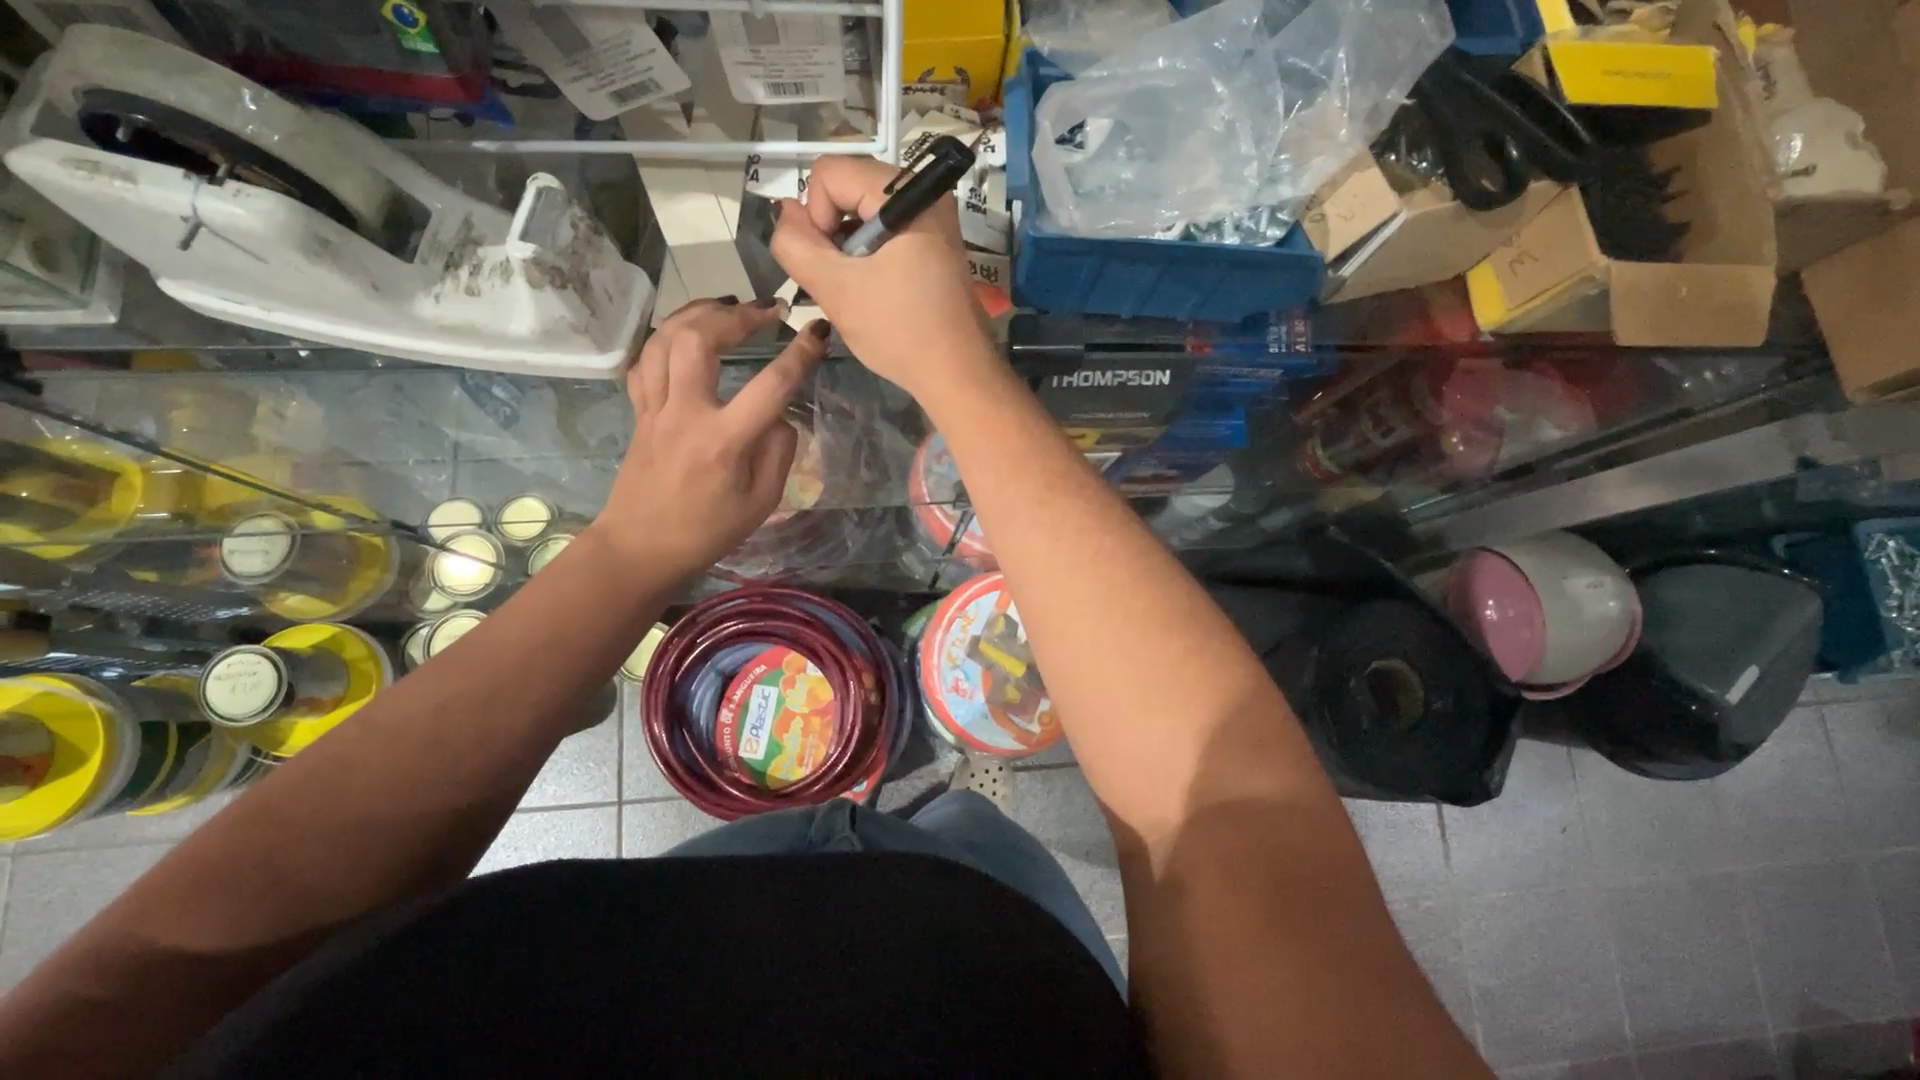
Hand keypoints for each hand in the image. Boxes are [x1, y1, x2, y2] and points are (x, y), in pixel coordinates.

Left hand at [591, 298, 829, 576]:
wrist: (640, 548)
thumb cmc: (707, 532)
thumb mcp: (761, 504)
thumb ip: (778, 452)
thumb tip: (779, 415)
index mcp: (723, 441)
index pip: (771, 386)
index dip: (799, 354)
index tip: (817, 330)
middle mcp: (685, 414)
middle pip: (699, 339)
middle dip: (736, 315)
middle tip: (767, 311)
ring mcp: (655, 409)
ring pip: (665, 339)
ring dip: (697, 313)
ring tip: (727, 307)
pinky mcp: (639, 411)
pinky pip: (646, 360)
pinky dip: (666, 338)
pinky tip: (686, 335)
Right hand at [770, 156, 995, 398]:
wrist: (958, 374)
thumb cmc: (900, 331)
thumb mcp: (836, 289)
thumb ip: (796, 245)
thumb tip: (784, 211)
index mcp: (907, 193)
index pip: (829, 173)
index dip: (816, 217)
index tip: (832, 263)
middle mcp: (924, 193)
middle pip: (847, 189)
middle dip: (830, 233)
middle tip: (842, 280)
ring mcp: (933, 219)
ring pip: (862, 213)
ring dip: (846, 249)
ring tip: (857, 291)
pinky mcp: (934, 244)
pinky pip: (883, 232)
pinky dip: (866, 257)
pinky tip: (871, 292)